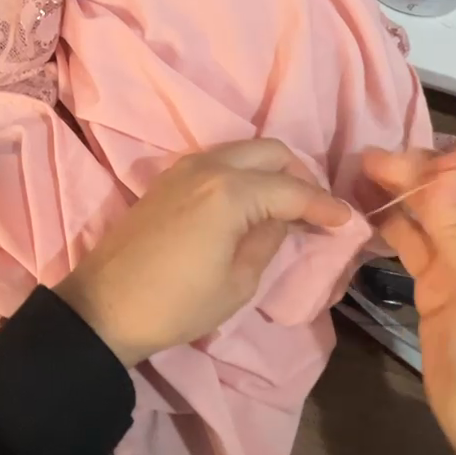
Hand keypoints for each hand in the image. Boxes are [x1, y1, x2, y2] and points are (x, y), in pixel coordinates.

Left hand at [55, 139, 350, 365]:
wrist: (106, 304)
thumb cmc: (177, 302)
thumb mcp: (238, 281)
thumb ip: (269, 238)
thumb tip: (288, 218)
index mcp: (230, 191)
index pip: (291, 190)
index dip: (325, 206)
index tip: (350, 221)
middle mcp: (209, 166)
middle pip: (270, 151)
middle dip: (301, 174)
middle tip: (319, 209)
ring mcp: (185, 167)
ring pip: (244, 150)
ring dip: (273, 169)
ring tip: (291, 205)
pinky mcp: (170, 177)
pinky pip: (221, 160)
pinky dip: (247, 171)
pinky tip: (256, 201)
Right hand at [363, 142, 455, 454]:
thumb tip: (444, 163)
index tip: (420, 159)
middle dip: (421, 170)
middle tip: (372, 162)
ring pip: (432, 212)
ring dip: (399, 192)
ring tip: (358, 173)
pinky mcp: (439, 287)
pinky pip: (413, 244)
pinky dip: (389, 225)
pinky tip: (361, 210)